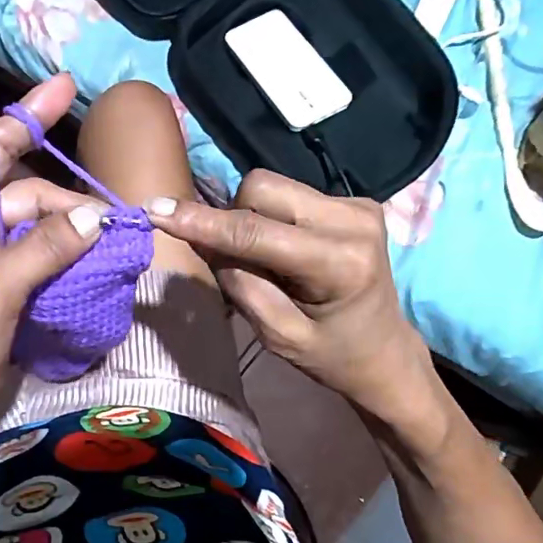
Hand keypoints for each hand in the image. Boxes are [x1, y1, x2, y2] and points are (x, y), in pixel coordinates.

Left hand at [0, 75, 105, 459]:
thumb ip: (48, 244)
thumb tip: (98, 216)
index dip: (29, 116)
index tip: (65, 83)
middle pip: (22, 192)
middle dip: (68, 203)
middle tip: (117, 220)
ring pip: (34, 224)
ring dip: (72, 231)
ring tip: (115, 240)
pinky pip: (35, 253)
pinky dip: (63, 254)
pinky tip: (94, 256)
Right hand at [146, 170, 443, 432]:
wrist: (385, 351)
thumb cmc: (332, 356)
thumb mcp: (278, 336)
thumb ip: (240, 285)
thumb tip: (203, 238)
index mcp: (340, 263)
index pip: (255, 231)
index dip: (202, 221)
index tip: (156, 211)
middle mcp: (354, 220)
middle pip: (261, 189)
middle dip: (234, 219)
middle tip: (241, 263)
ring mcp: (358, 205)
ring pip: (272, 186)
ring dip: (252, 219)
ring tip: (269, 261)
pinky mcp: (354, 200)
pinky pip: (289, 195)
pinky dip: (273, 220)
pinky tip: (288, 252)